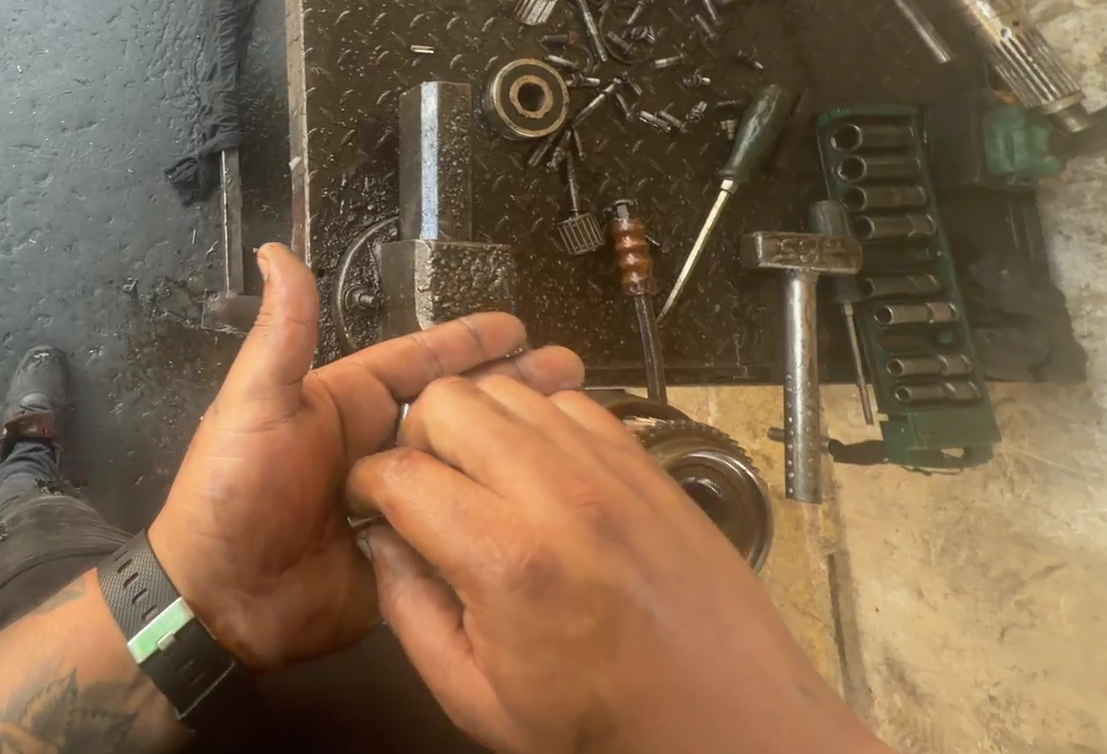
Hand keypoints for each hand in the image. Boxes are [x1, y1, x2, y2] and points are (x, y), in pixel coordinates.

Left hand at [146, 243, 584, 671]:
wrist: (220, 596)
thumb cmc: (234, 488)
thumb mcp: (256, 402)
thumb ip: (282, 332)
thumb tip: (275, 251)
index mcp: (344, 401)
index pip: (417, 361)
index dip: (465, 342)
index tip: (519, 326)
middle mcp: (374, 445)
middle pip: (453, 410)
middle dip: (509, 389)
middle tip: (573, 373)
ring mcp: (394, 502)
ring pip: (463, 465)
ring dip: (511, 448)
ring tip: (574, 433)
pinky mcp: (405, 554)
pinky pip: (458, 527)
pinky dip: (497, 513)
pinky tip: (546, 508)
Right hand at [348, 375, 888, 753]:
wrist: (738, 731)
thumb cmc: (598, 728)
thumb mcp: (473, 696)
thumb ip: (405, 607)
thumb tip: (380, 534)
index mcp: (507, 561)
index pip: (400, 472)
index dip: (368, 483)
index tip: (372, 503)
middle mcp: (555, 494)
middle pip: (444, 402)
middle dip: (416, 437)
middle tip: (429, 484)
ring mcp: (605, 467)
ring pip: (500, 388)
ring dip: (472, 424)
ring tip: (482, 475)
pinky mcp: (641, 458)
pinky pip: (560, 400)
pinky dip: (532, 423)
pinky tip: (537, 471)